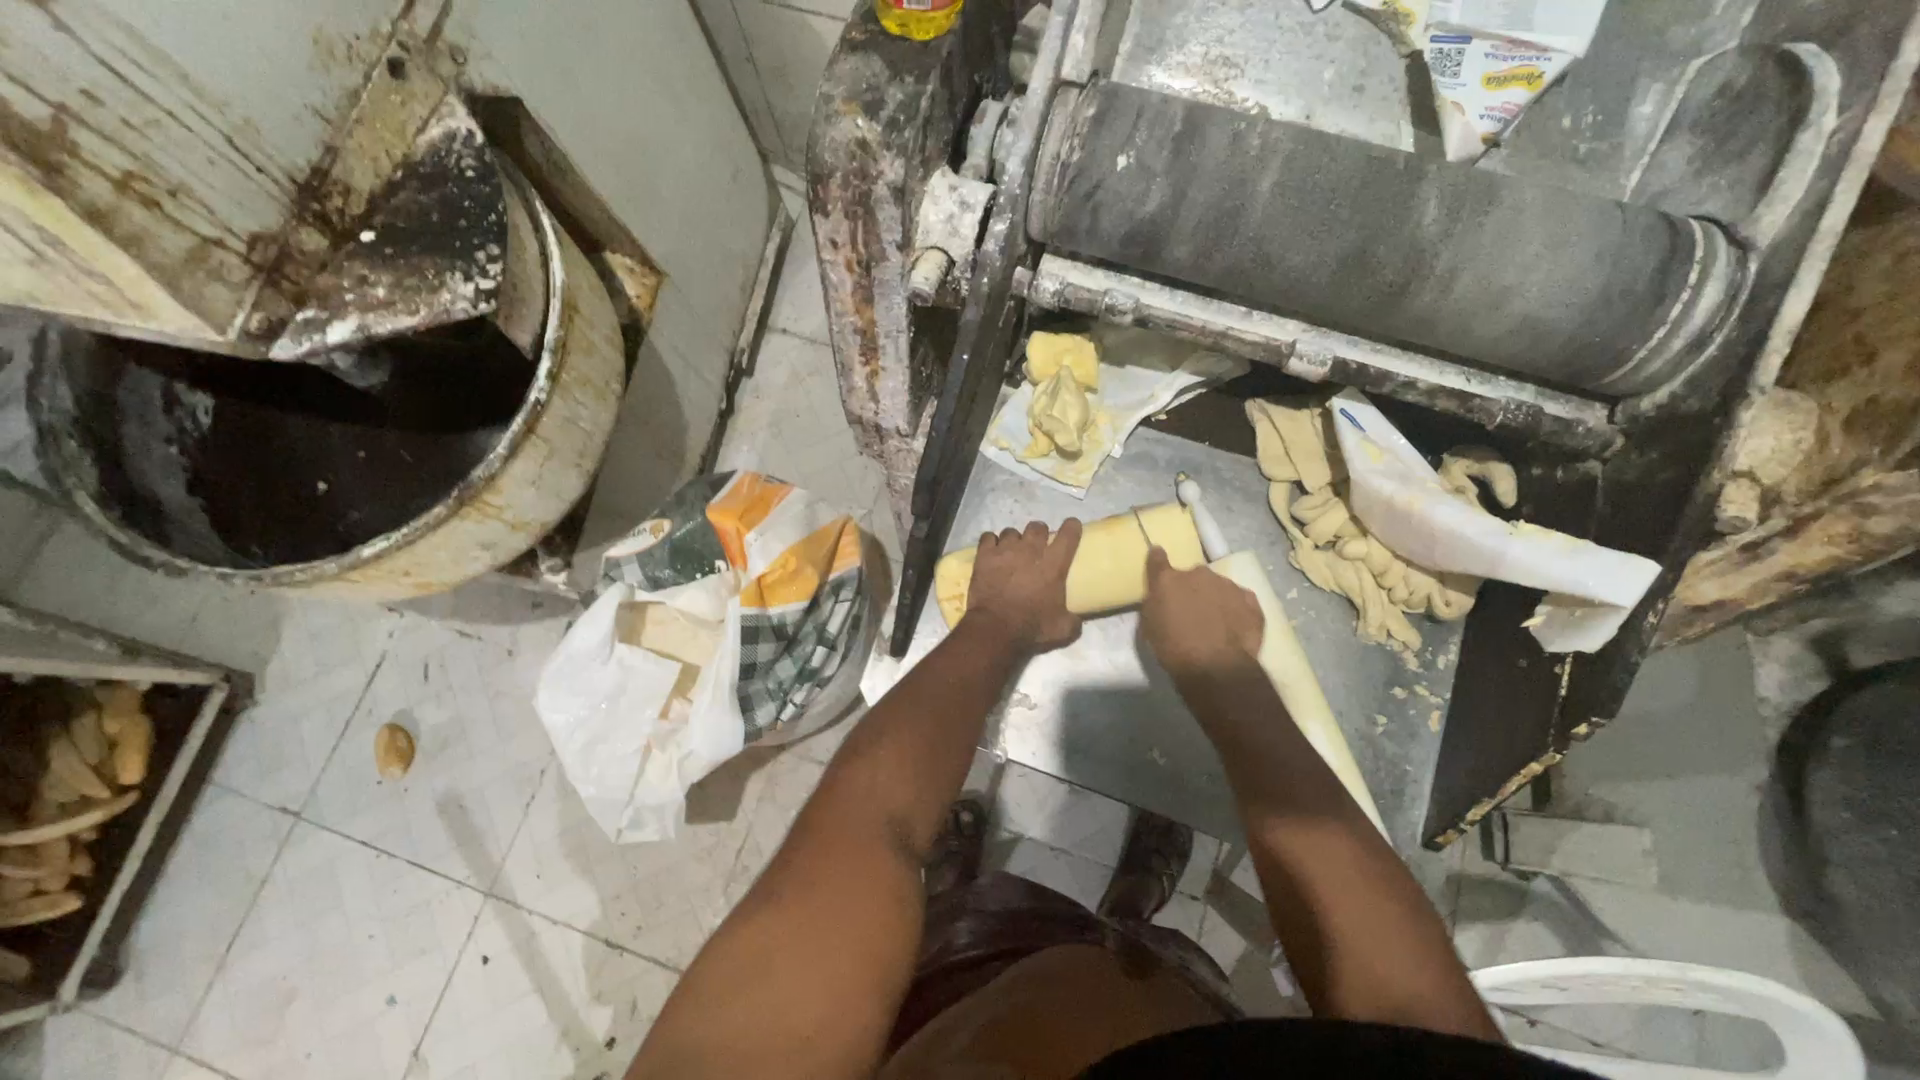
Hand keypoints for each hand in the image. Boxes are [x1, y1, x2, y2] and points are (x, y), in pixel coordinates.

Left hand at [963, 519, 1083, 652]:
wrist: (996, 628)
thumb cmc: (1033, 627)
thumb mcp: (1063, 629)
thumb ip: (1073, 620)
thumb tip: (1076, 620)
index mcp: (1054, 564)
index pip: (1068, 534)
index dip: (1072, 527)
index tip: (1072, 527)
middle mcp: (1030, 550)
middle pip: (1038, 527)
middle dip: (1040, 533)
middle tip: (1038, 546)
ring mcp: (1005, 550)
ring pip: (1012, 532)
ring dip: (1015, 540)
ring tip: (1012, 552)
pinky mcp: (984, 556)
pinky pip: (988, 537)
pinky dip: (991, 543)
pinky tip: (992, 552)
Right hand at [1141, 547, 1263, 685]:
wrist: (1216, 667)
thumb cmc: (1173, 650)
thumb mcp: (1149, 628)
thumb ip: (1155, 605)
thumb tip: (1162, 597)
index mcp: (1168, 581)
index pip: (1158, 560)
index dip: (1157, 558)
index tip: (1158, 554)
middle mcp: (1198, 575)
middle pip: (1193, 576)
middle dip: (1192, 588)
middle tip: (1192, 610)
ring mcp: (1227, 585)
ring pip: (1218, 587)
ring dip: (1215, 598)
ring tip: (1217, 623)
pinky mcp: (1250, 600)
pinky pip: (1240, 600)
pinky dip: (1236, 609)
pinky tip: (1235, 627)